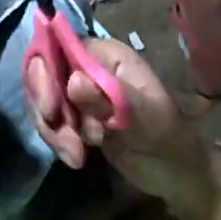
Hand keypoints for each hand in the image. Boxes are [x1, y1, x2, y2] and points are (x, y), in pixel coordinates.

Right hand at [26, 38, 215, 216]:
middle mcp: (89, 66)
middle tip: (63, 135)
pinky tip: (77, 159)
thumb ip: (109, 97)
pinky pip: (52, 121)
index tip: (50, 108)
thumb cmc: (167, 134)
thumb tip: (73, 81)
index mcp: (106, 54)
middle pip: (45, 72)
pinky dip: (58, 140)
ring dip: (54, 129)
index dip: (46, 72)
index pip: (60, 46)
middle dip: (48, 106)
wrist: (175, 173)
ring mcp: (81, 92)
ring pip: (46, 99)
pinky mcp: (77, 117)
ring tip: (76, 155)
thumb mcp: (144, 115)